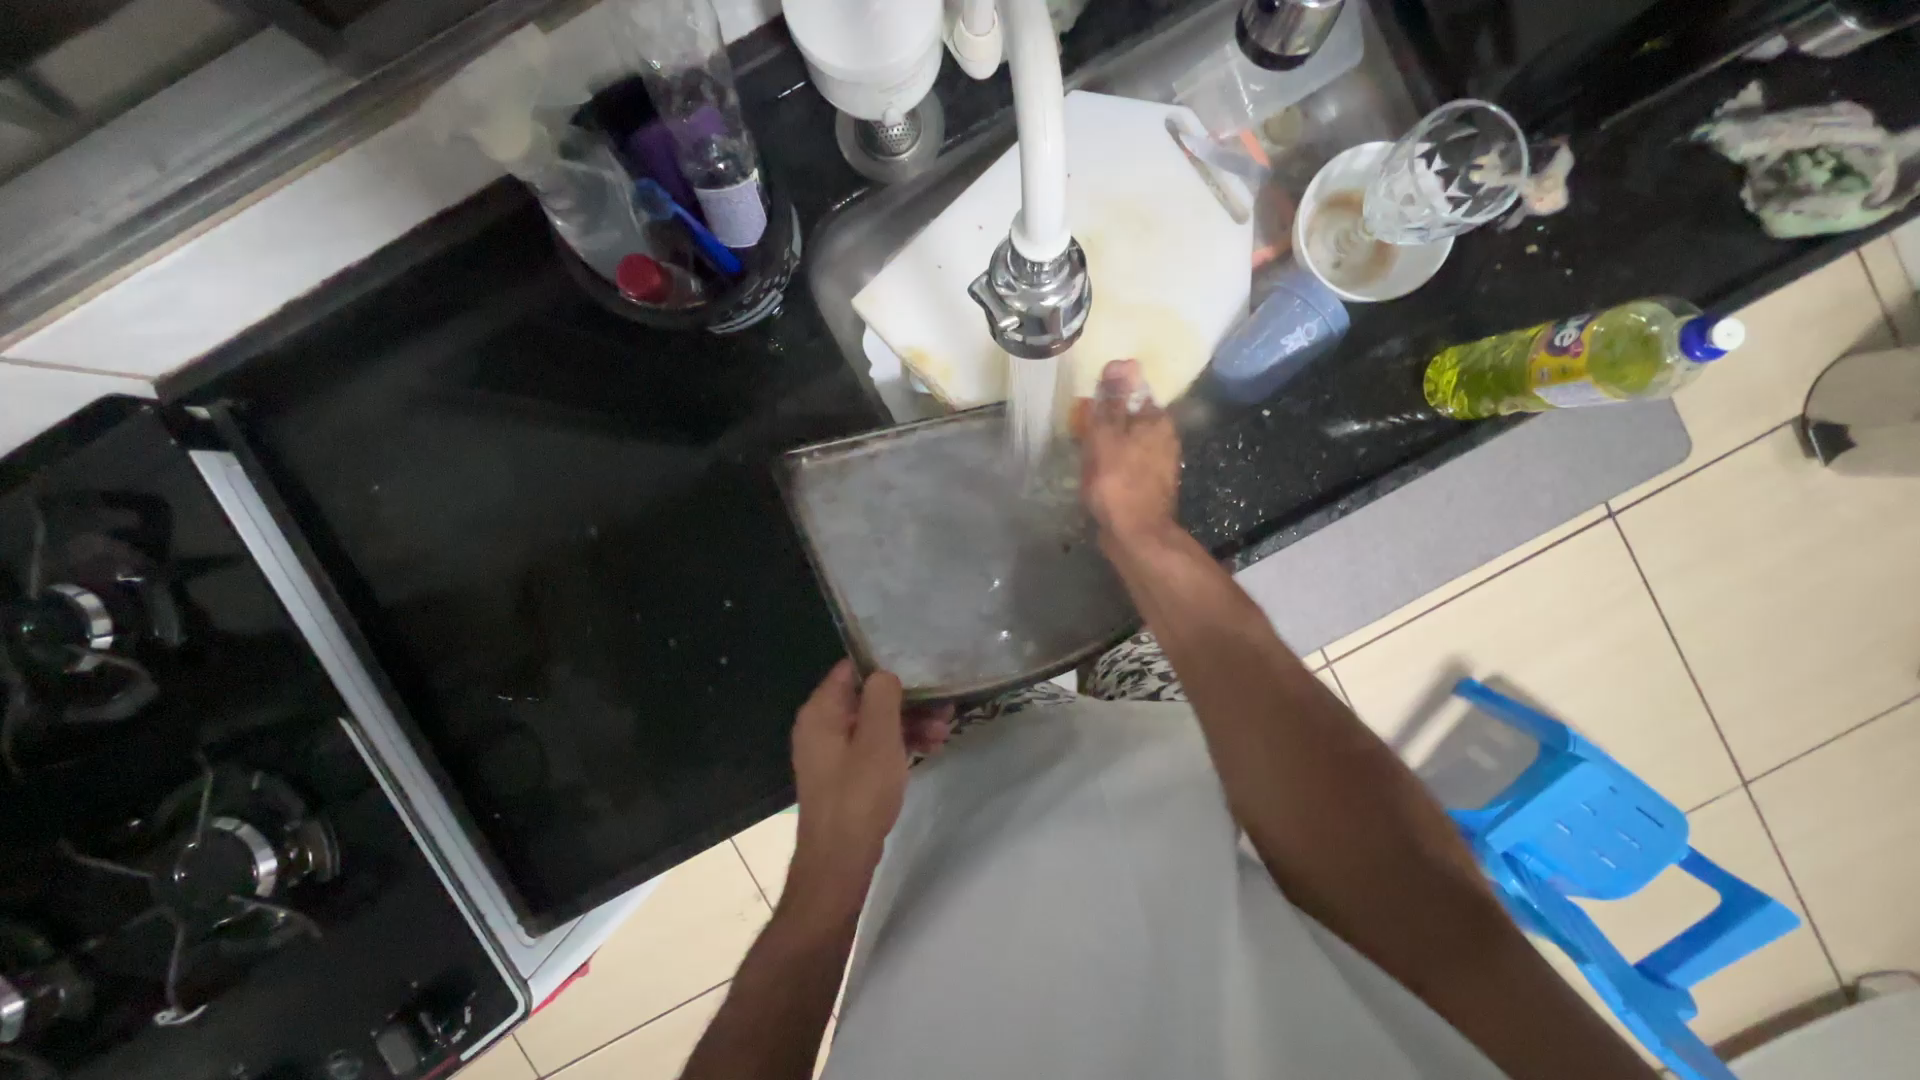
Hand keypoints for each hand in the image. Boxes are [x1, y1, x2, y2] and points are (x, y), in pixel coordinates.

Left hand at [788, 661, 950, 912]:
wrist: (840, 860)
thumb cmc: (859, 794)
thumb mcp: (877, 739)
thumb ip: (882, 697)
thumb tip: (885, 673)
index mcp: (821, 712)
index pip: (851, 669)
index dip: (886, 664)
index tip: (922, 666)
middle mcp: (822, 726)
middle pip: (868, 698)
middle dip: (908, 700)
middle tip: (945, 706)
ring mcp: (833, 752)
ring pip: (876, 724)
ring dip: (910, 723)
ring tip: (945, 732)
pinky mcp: (846, 774)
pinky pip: (875, 747)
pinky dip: (900, 744)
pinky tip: (931, 748)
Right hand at [1081, 359, 1181, 546]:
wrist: (1135, 535)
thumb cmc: (1116, 481)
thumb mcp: (1106, 435)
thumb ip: (1112, 400)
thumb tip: (1123, 362)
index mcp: (1158, 420)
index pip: (1133, 393)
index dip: (1108, 399)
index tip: (1087, 412)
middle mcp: (1166, 438)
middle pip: (1130, 419)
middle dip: (1107, 424)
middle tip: (1082, 436)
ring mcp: (1160, 465)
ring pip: (1128, 443)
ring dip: (1108, 446)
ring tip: (1085, 458)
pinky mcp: (1151, 486)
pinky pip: (1127, 465)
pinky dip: (1113, 466)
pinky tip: (1097, 477)